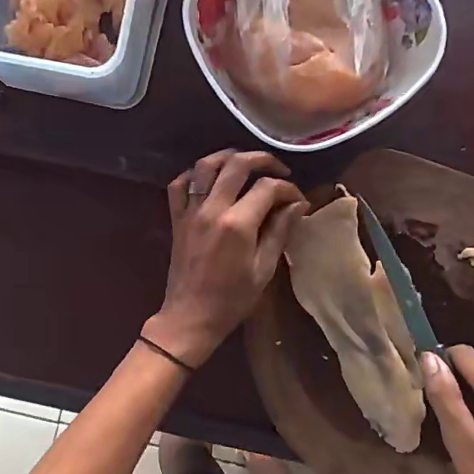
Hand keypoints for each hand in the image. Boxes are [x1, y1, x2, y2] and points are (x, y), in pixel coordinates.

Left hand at [144, 149, 306, 367]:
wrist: (190, 316)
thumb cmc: (232, 299)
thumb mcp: (264, 269)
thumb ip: (279, 231)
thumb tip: (297, 205)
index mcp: (237, 223)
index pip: (267, 187)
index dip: (287, 188)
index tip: (297, 199)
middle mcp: (211, 209)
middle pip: (236, 164)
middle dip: (262, 159)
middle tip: (278, 168)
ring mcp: (190, 211)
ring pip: (204, 166)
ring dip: (227, 156)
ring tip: (245, 162)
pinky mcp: (176, 218)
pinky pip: (179, 185)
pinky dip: (193, 174)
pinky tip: (209, 178)